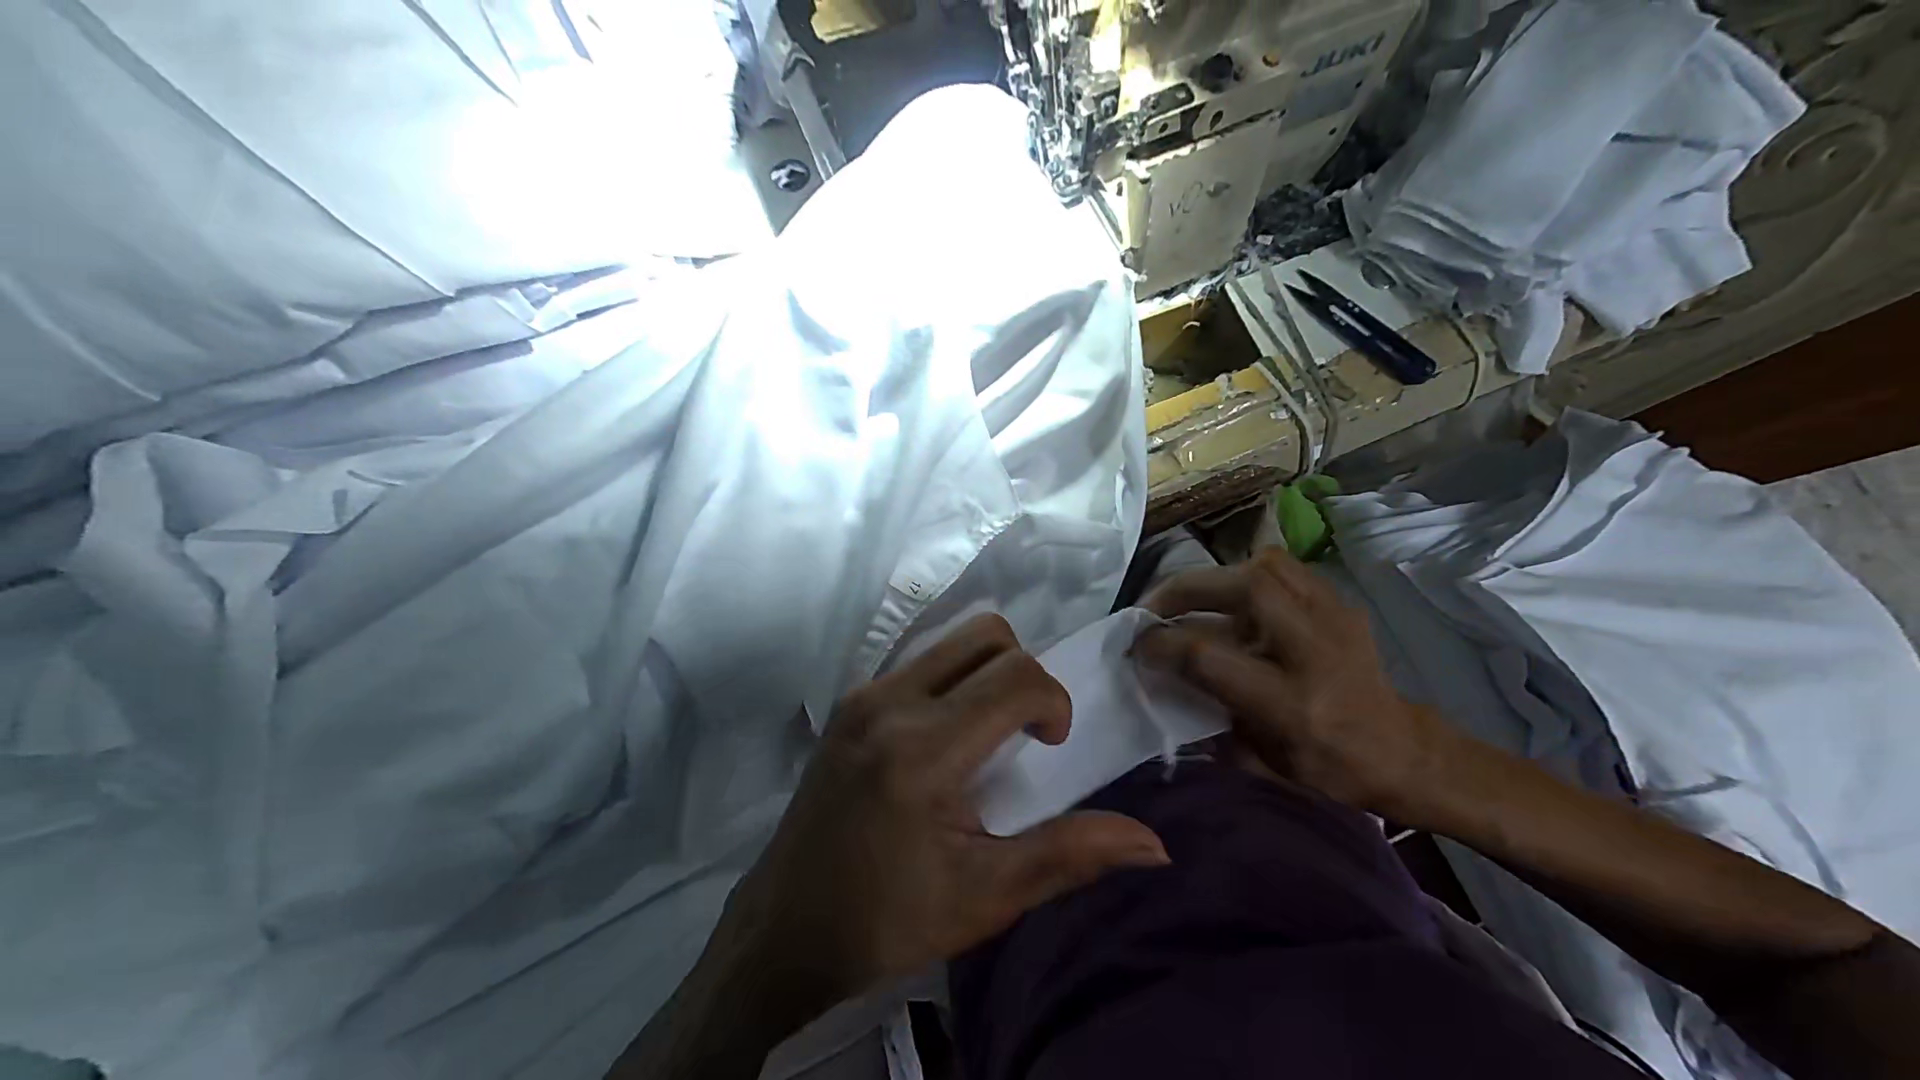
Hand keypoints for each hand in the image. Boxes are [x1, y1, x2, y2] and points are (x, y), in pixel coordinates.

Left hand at [728, 613, 1167, 1002]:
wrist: (783, 928)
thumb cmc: (886, 920)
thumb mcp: (985, 897)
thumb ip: (1069, 855)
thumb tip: (1155, 845)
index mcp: (923, 751)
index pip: (1016, 677)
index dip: (1054, 701)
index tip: (1051, 747)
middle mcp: (889, 703)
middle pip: (987, 634)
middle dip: (1026, 671)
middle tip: (1025, 733)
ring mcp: (862, 696)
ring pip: (951, 641)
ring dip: (989, 672)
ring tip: (988, 735)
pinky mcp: (848, 704)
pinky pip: (920, 662)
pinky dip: (954, 680)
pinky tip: (947, 737)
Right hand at [1135, 547, 1459, 818]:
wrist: (1403, 751)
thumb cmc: (1327, 767)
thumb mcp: (1260, 759)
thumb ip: (1207, 712)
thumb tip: (1162, 674)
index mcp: (1292, 704)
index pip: (1211, 657)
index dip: (1164, 645)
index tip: (1138, 645)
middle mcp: (1314, 652)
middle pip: (1244, 589)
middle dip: (1184, 590)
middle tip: (1153, 606)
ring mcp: (1334, 618)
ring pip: (1265, 567)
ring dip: (1216, 576)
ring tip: (1190, 597)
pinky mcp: (1339, 602)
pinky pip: (1284, 568)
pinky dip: (1246, 573)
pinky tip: (1230, 595)